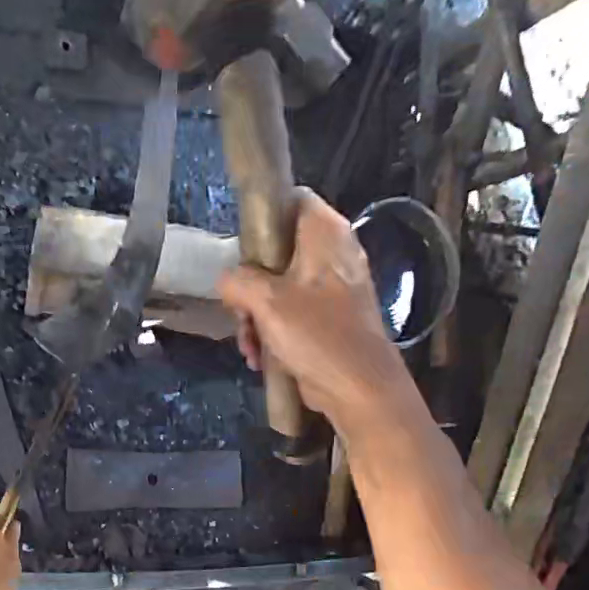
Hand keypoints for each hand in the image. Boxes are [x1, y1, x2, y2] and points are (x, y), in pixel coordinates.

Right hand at [217, 188, 415, 429]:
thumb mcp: (266, 302)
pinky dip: (276, 333)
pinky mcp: (333, 320)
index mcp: (326, 232)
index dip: (261, 221)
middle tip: (240, 313)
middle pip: (278, 253)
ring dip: (258, 317)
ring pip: (282, 289)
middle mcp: (335, 253)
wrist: (360, 389)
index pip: (290, 200)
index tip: (240, 253)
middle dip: (251, 287)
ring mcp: (335, 289)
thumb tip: (228, 281)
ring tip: (250, 346)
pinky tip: (262, 359)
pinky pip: (295, 316)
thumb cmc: (317, 335)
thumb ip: (237, 281)